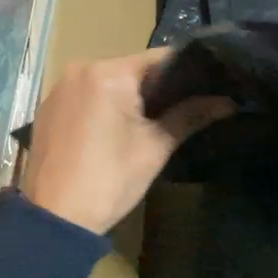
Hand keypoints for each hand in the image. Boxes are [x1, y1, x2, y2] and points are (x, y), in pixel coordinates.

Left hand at [22, 50, 233, 234]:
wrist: (53, 219)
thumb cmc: (109, 179)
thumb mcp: (155, 147)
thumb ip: (190, 116)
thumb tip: (229, 103)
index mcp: (109, 72)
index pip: (160, 59)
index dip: (187, 73)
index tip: (208, 87)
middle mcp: (81, 68)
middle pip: (133, 69)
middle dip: (158, 88)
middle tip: (186, 108)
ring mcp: (61, 86)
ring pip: (109, 82)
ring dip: (131, 98)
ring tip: (155, 120)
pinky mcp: (49, 106)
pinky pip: (87, 95)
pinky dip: (105, 105)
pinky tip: (117, 129)